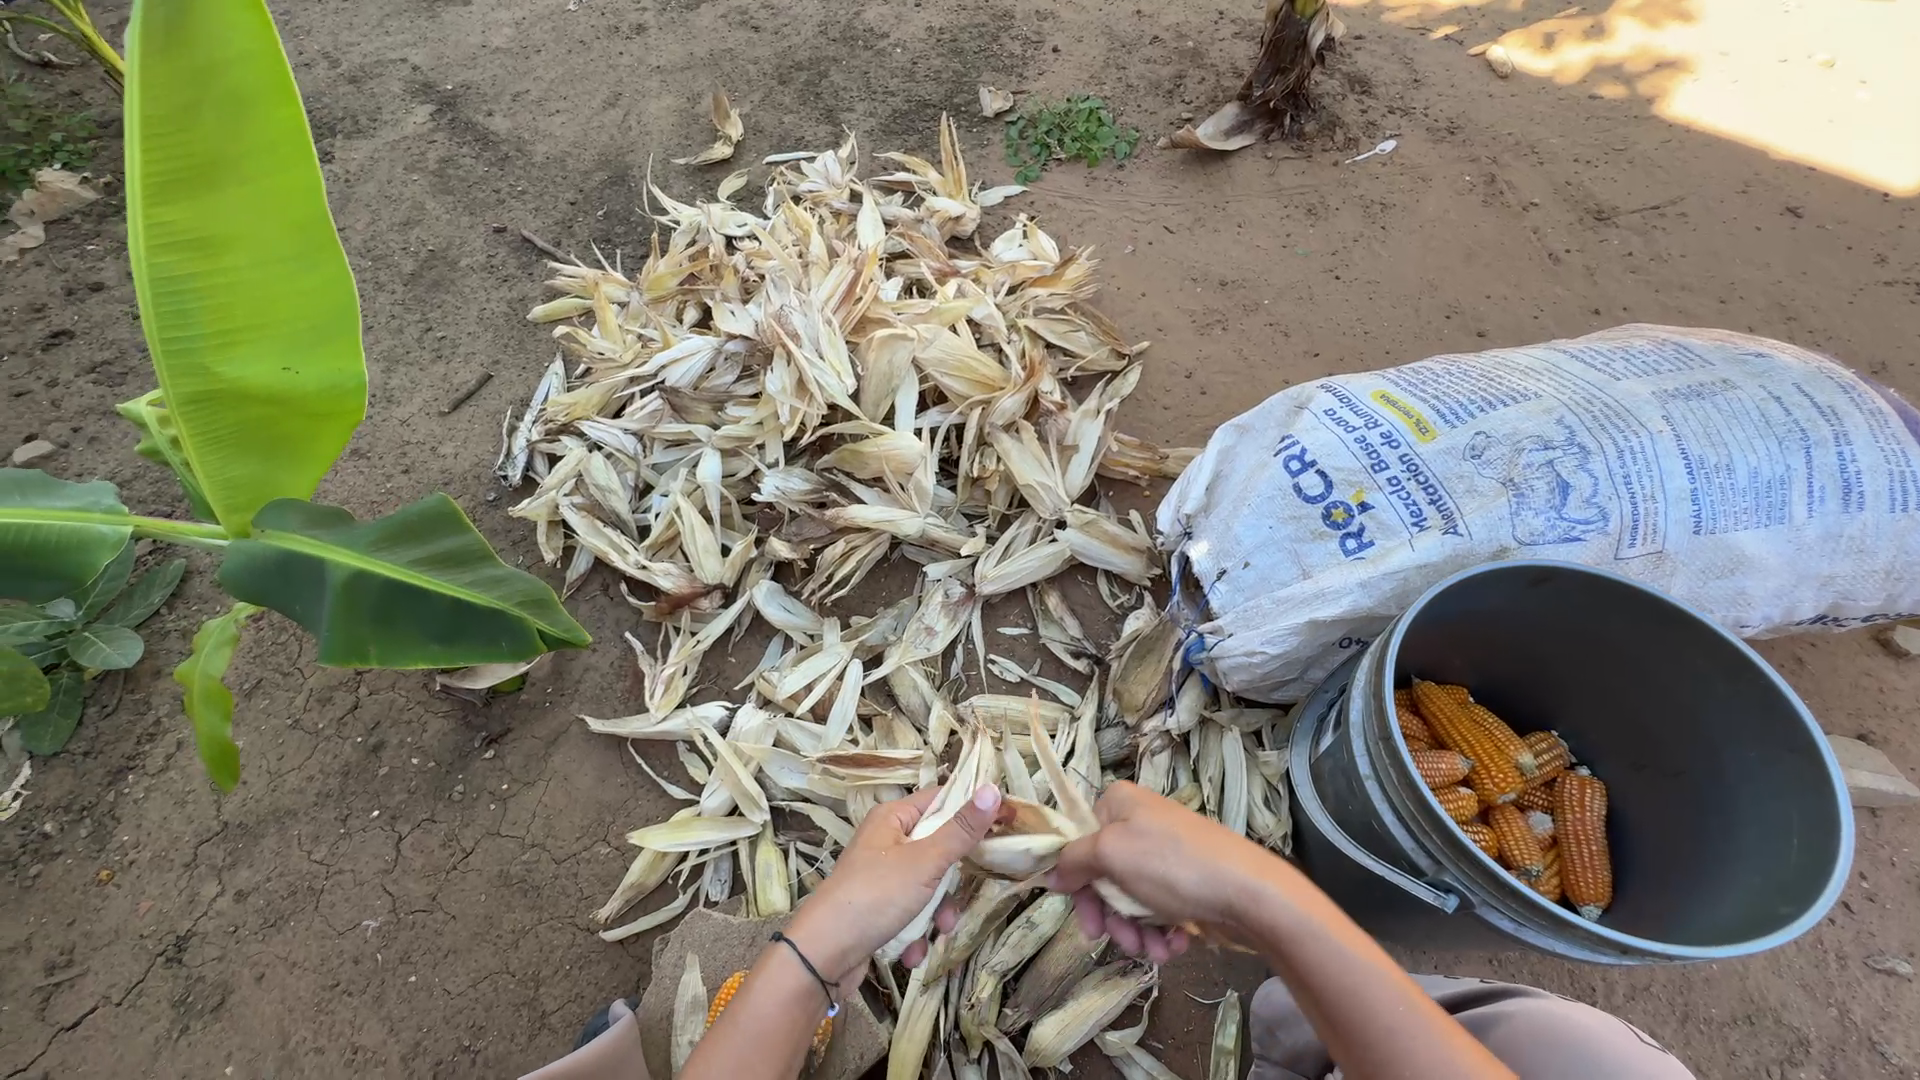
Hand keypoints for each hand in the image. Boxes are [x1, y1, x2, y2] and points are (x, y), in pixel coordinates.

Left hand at [785, 782, 1004, 981]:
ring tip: (936, 931)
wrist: (822, 956)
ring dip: (936, 913)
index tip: (1007, 824)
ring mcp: (879, 876)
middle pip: (938, 847)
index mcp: (893, 817)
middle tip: (964, 892)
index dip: (974, 810)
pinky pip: (910, 913)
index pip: (942, 799)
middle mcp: (886, 840)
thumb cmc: (875, 896)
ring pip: (928, 886)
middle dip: (952, 879)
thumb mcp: (925, 861)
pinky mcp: (876, 909)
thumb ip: (961, 829)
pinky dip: (915, 932)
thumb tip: (991, 789)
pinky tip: (910, 950)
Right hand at [1048, 781, 1283, 961]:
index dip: (1077, 881)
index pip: (1078, 839)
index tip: (1083, 915)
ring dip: (1136, 931)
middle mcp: (1139, 822)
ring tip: (1155, 952)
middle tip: (1117, 942)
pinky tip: (1175, 946)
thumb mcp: (1111, 854)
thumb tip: (1052, 872)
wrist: (1250, 891)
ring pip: (1130, 897)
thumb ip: (1074, 860)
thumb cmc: (1172, 864)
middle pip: (1104, 874)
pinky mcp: (1187, 880)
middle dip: (1110, 915)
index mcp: (1118, 803)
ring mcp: (1165, 852)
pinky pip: (1158, 907)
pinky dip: (1161, 931)